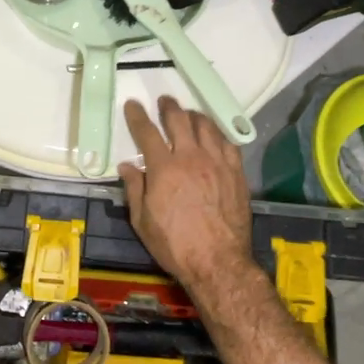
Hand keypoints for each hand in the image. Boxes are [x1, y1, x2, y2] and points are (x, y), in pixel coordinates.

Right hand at [118, 97, 254, 293]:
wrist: (218, 262)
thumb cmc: (174, 245)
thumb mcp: (143, 221)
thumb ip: (134, 189)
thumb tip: (127, 166)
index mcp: (164, 168)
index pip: (147, 132)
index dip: (138, 116)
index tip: (133, 105)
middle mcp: (191, 157)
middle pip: (179, 120)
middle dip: (169, 106)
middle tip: (164, 101)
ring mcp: (217, 162)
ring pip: (206, 126)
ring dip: (194, 115)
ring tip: (189, 114)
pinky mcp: (236, 172)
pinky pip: (228, 143)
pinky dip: (217, 133)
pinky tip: (214, 135)